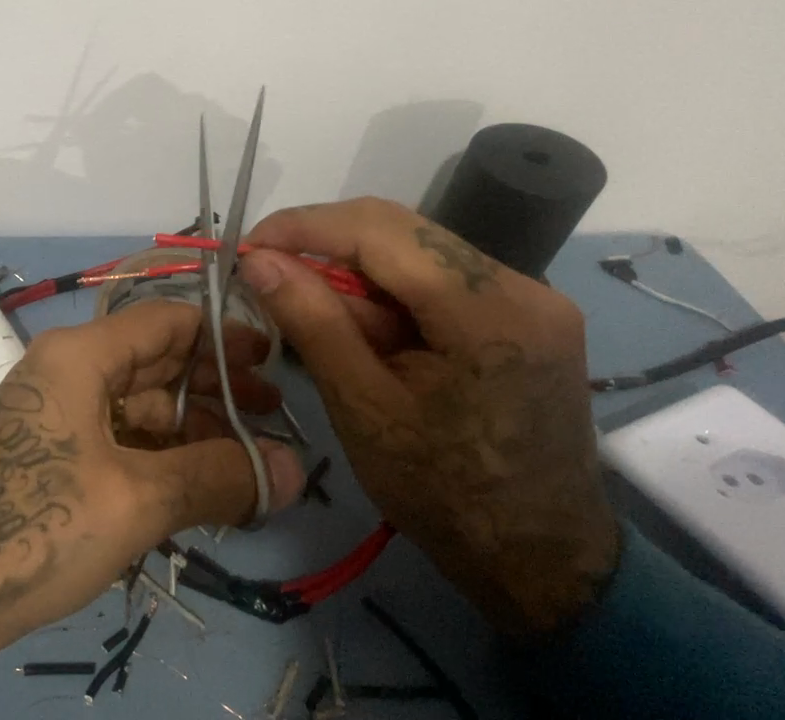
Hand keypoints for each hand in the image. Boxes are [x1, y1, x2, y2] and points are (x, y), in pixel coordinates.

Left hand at [0, 301, 301, 716]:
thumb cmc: (39, 524)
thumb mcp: (138, 499)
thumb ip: (219, 477)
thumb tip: (296, 471)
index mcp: (79, 356)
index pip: (167, 321)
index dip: (224, 337)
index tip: (279, 364)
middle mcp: (66, 372)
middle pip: (157, 363)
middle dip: (218, 389)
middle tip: (280, 423)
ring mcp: (56, 415)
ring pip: (140, 407)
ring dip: (195, 431)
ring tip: (254, 468)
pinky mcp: (52, 456)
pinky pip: (119, 440)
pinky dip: (162, 457)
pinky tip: (203, 489)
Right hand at [240, 197, 619, 635]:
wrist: (538, 557)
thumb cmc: (443, 492)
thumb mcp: (362, 406)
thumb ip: (311, 321)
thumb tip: (257, 259)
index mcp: (489, 312)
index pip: (381, 230)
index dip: (304, 227)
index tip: (247, 246)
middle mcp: (521, 288)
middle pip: (401, 233)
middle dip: (324, 248)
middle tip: (267, 277)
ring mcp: (528, 300)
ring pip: (414, 253)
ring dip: (353, 277)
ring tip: (316, 324)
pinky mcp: (521, 318)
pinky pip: (434, 281)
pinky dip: (385, 297)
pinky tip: (362, 335)